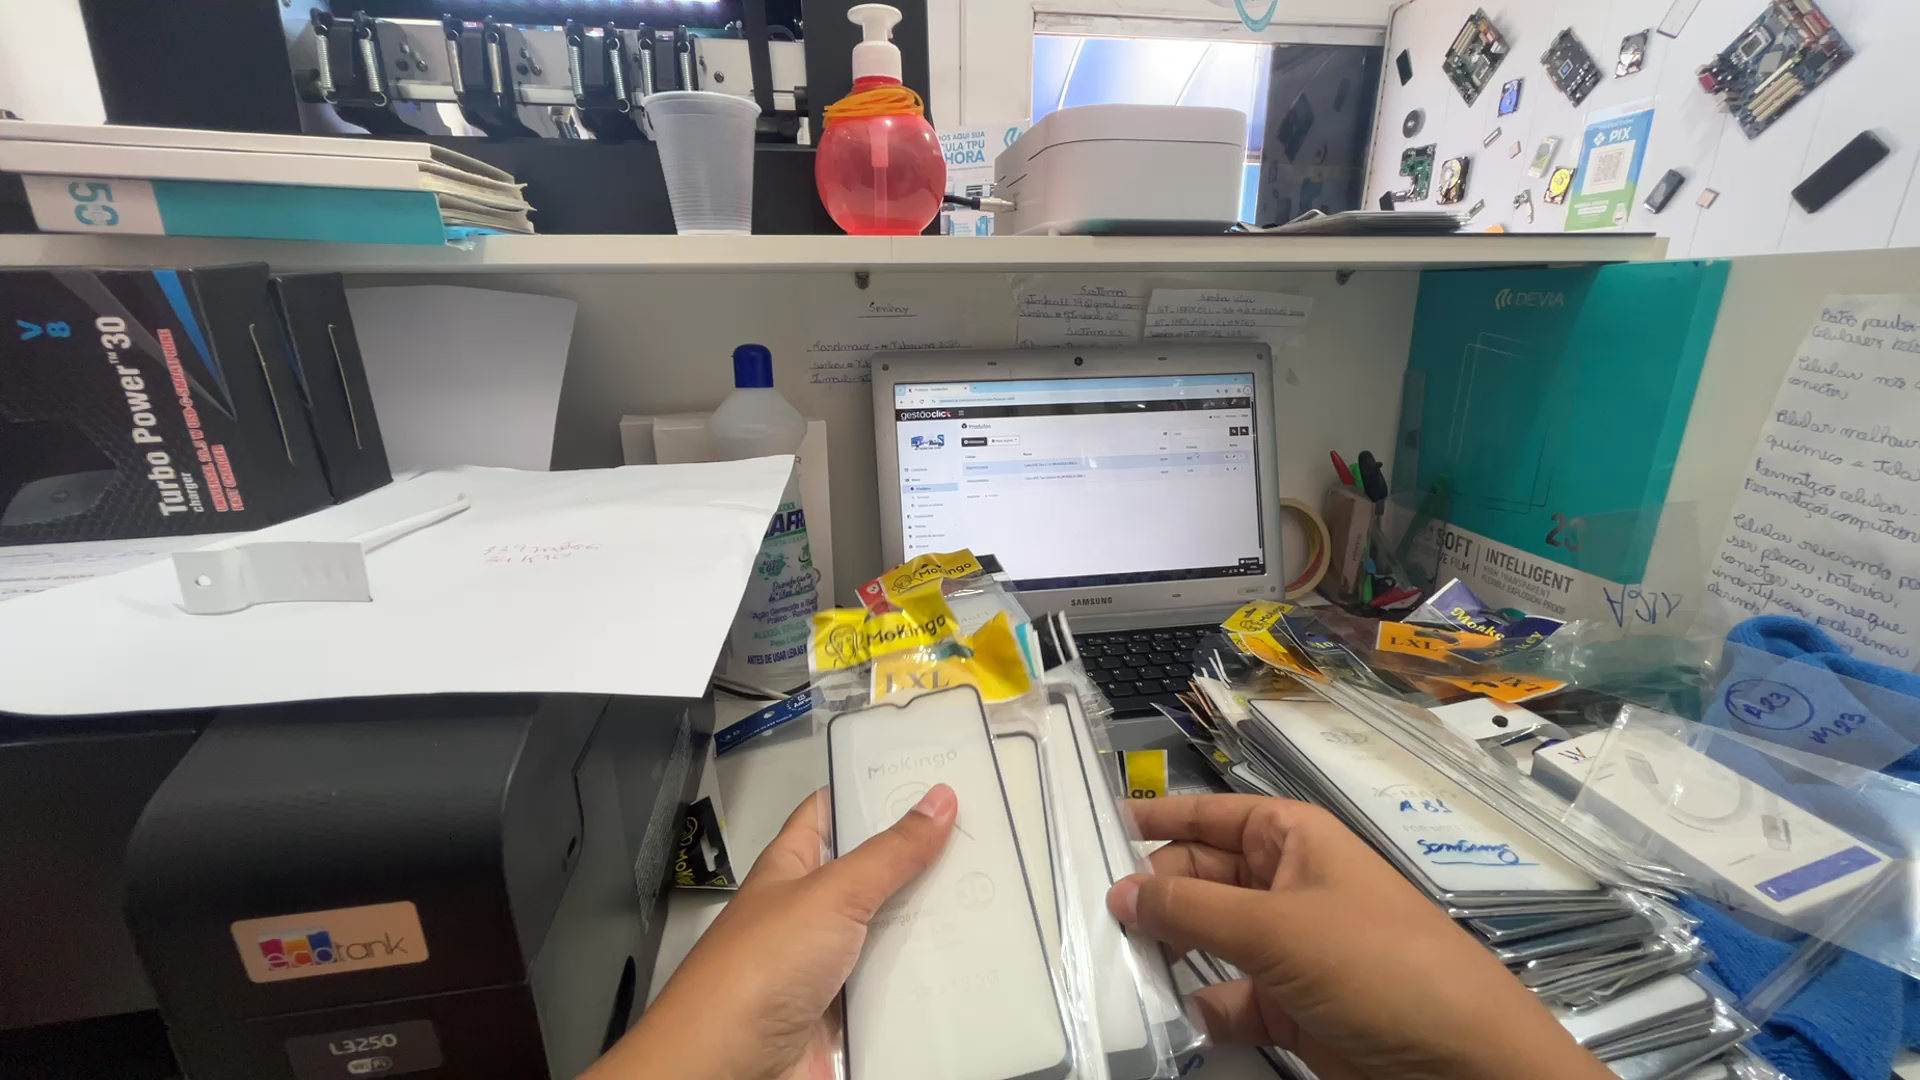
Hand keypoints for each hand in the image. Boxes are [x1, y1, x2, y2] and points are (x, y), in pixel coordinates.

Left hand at [586, 784, 956, 1079]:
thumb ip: (890, 852)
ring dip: (933, 914)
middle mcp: (815, 907)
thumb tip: (940, 797)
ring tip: (994, 885)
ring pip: (893, 925)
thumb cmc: (761, 968)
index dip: (876, 789)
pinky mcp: (851, 1009)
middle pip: (876, 868)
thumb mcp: (832, 895)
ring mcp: (833, 960)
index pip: (836, 808)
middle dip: (923, 853)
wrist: (725, 1078)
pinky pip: (898, 980)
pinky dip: (931, 971)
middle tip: (983, 829)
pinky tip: (975, 951)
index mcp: (795, 863)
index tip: (930, 775)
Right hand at [1107, 795, 1612, 1079]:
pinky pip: (1230, 994)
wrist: (1477, 1077)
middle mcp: (1284, 883)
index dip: (1155, 817)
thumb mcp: (1275, 929)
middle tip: (1098, 916)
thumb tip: (1116, 893)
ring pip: (1209, 935)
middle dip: (1155, 894)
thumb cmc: (1376, 967)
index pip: (1207, 815)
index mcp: (1290, 838)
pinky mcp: (1293, 1005)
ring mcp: (1289, 946)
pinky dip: (1203, 1006)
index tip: (1097, 828)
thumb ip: (1188, 909)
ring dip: (1169, 950)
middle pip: (1200, 875)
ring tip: (1122, 965)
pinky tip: (1176, 1016)